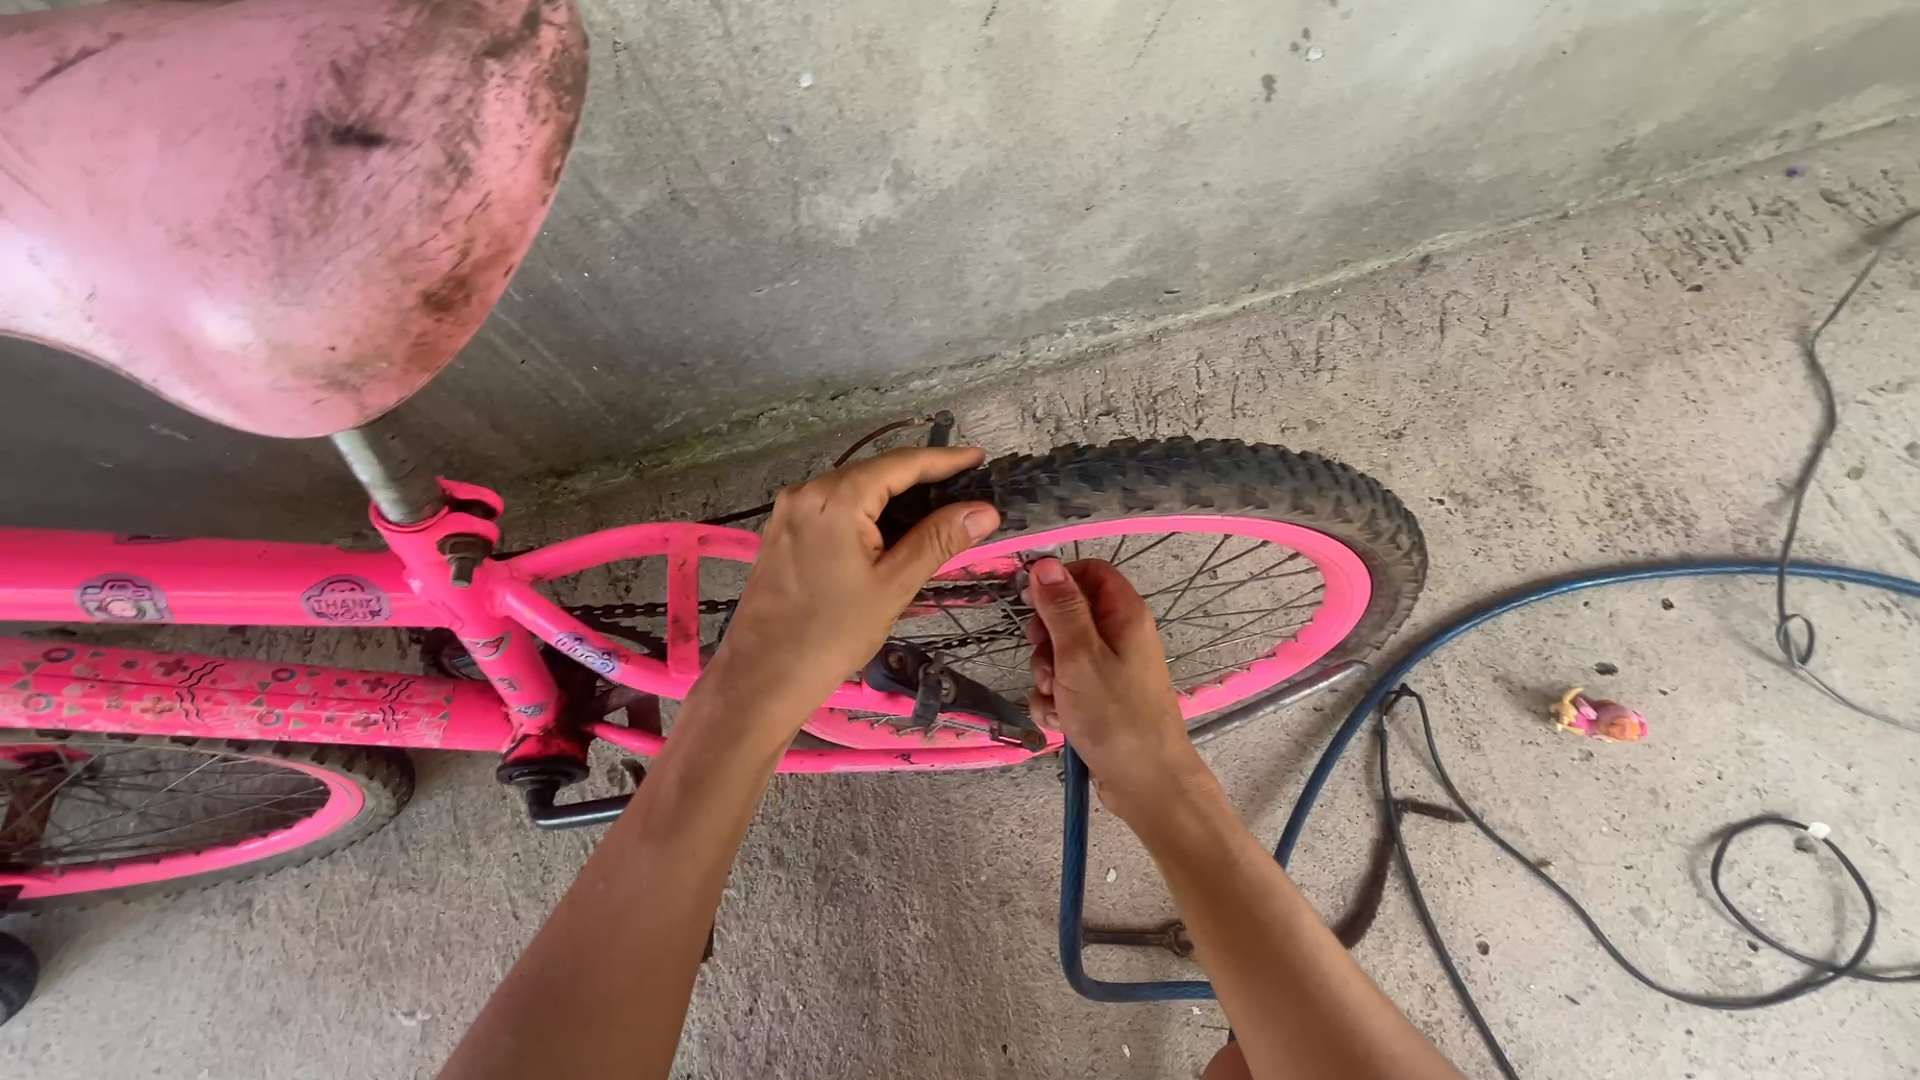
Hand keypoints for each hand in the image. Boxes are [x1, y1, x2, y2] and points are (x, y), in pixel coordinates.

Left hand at [696, 446, 1000, 728]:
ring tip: (937, 509)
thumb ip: (939, 540)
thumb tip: (984, 510)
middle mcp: (807, 492)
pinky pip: (832, 508)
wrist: (763, 676)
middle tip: (965, 489)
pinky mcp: (783, 532)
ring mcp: (790, 512)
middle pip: (875, 472)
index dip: (944, 460)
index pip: (900, 464)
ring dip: (894, 497)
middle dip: (920, 478)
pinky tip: (890, 530)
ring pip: (853, 490)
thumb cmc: (832, 634)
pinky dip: (866, 512)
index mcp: (835, 499)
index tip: (979, 458)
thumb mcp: (894, 585)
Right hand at [1023, 558, 1215, 822]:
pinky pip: (1064, 686)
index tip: (1031, 600)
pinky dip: (1054, 701)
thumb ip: (1061, 608)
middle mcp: (1119, 636)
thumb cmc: (1115, 715)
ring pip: (1060, 654)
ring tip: (1055, 699)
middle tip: (1044, 659)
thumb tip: (1044, 563)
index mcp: (1124, 614)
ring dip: (1045, 675)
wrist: (1145, 783)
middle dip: (1045, 639)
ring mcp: (1109, 670)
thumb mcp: (1079, 655)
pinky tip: (1058, 721)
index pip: (1090, 572)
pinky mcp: (1099, 699)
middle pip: (1068, 614)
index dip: (1059, 580)